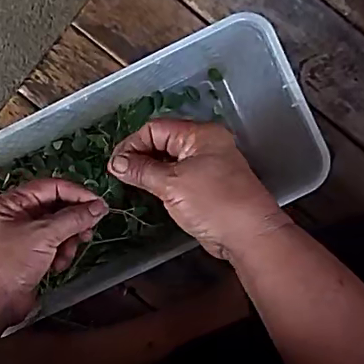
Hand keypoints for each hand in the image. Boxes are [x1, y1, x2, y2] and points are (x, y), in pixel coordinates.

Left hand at [0, 177, 108, 323]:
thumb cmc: (9, 263)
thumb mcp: (42, 235)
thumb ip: (73, 218)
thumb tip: (98, 207)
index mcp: (15, 202)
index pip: (52, 187)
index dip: (77, 193)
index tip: (99, 204)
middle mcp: (21, 215)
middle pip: (59, 208)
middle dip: (75, 221)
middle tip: (87, 232)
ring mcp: (27, 236)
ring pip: (62, 228)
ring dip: (69, 241)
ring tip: (65, 254)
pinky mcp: (34, 255)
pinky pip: (57, 246)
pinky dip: (62, 254)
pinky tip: (57, 266)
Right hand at [107, 118, 289, 258]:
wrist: (249, 235)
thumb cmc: (213, 203)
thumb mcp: (171, 184)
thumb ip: (141, 170)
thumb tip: (116, 163)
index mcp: (200, 134)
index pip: (155, 128)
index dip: (132, 144)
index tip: (114, 165)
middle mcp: (204, 144)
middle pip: (161, 141)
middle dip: (138, 156)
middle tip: (117, 175)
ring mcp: (207, 165)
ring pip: (168, 160)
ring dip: (147, 169)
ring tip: (127, 184)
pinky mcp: (206, 185)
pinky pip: (176, 175)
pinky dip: (160, 181)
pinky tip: (146, 191)